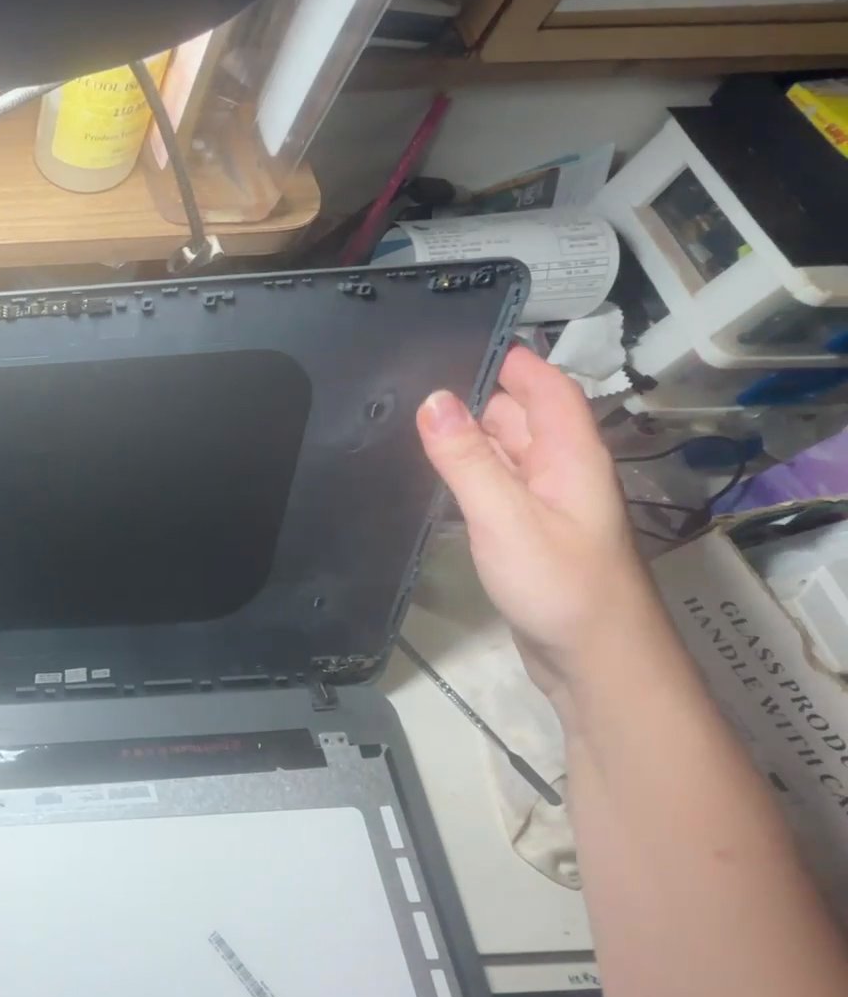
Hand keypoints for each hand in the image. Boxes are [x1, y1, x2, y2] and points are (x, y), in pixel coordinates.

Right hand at [415, 347, 658, 700]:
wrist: (594, 659)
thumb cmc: (559, 583)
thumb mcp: (505, 516)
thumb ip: (466, 459)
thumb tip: (431, 400)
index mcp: (569, 457)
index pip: (546, 389)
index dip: (512, 360)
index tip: (457, 338)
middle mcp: (558, 472)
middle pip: (517, 418)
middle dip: (471, 396)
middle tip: (405, 382)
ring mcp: (540, 504)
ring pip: (499, 453)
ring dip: (460, 437)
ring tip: (401, 422)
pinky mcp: (521, 532)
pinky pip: (488, 487)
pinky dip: (457, 474)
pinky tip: (422, 477)